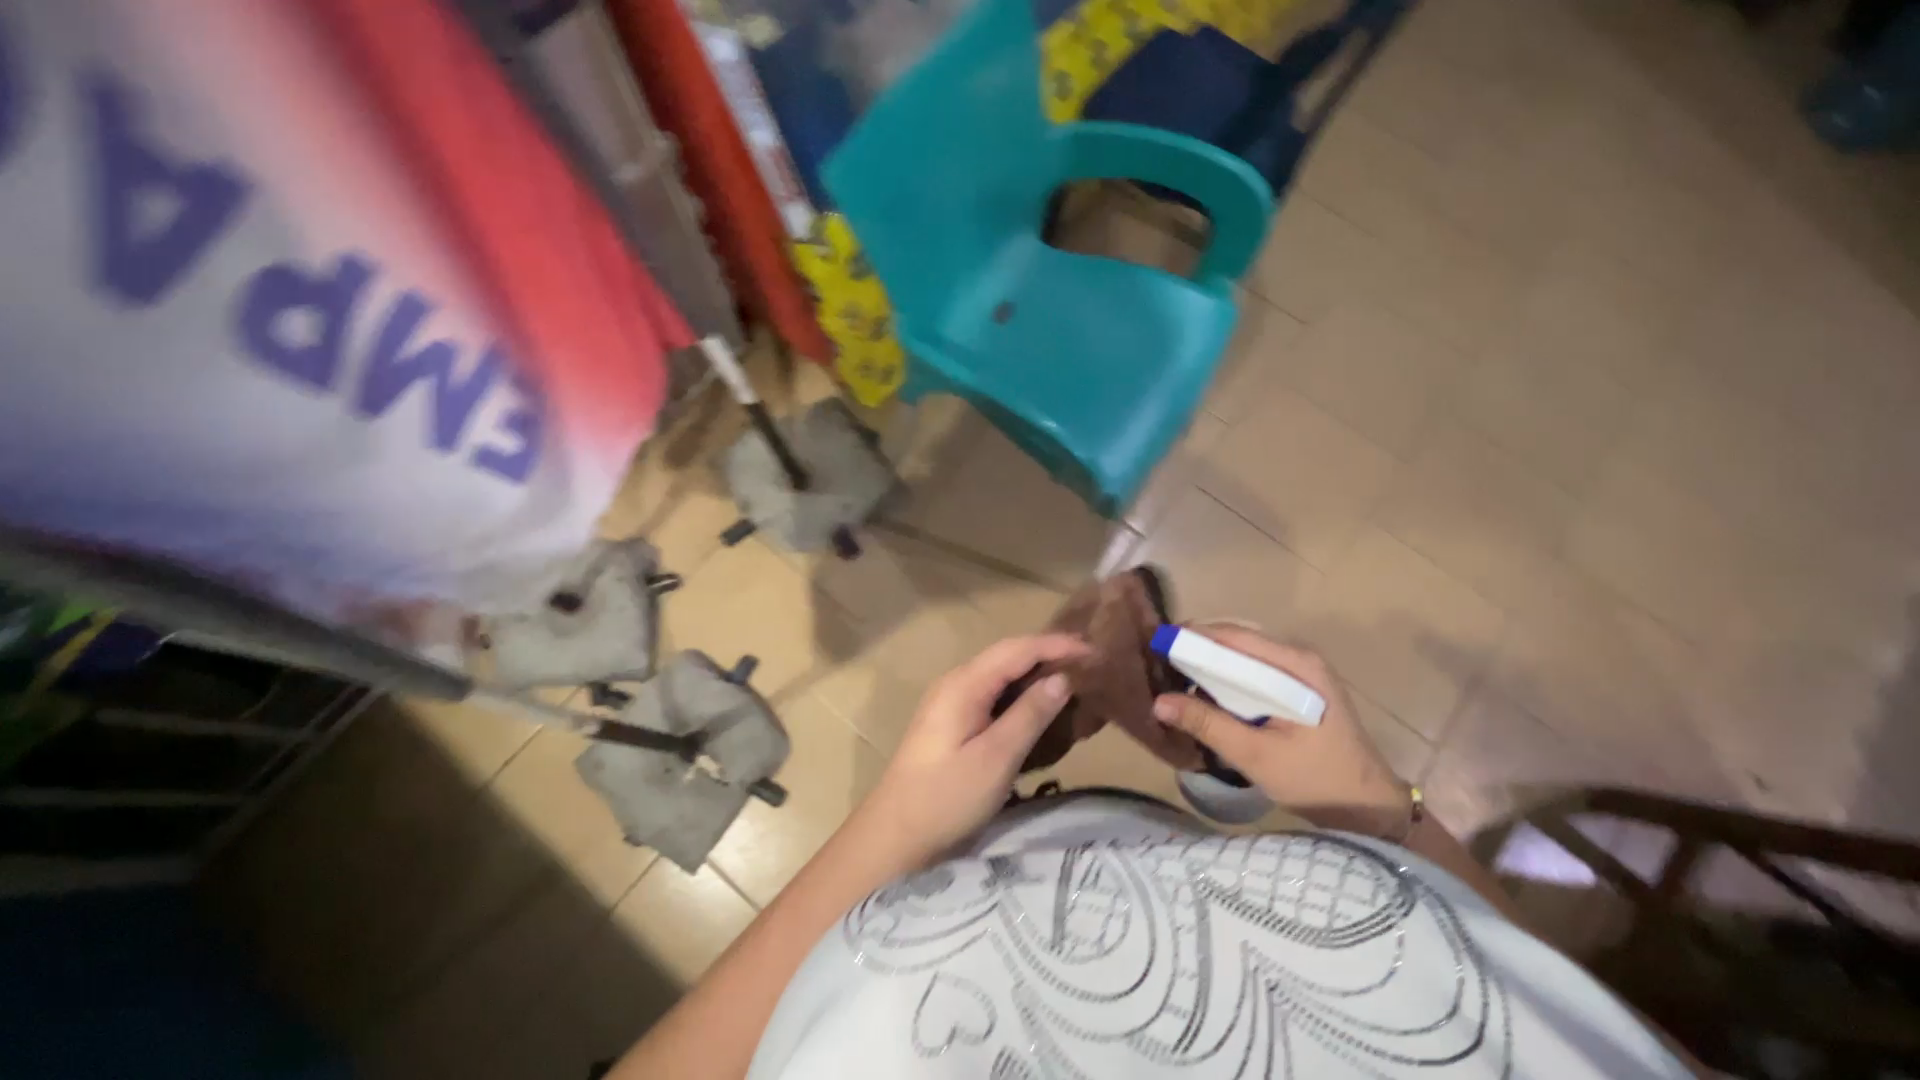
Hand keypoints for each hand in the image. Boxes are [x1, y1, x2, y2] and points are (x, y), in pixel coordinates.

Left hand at [847, 634, 1088, 871]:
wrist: (895, 835)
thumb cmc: (946, 797)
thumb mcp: (996, 757)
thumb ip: (1030, 714)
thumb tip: (1062, 678)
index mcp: (964, 684)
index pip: (1018, 649)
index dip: (1058, 645)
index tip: (1096, 652)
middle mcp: (956, 683)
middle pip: (1008, 655)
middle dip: (1050, 654)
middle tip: (1092, 662)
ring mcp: (951, 702)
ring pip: (1001, 674)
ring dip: (1036, 672)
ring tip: (1076, 678)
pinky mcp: (952, 723)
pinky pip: (993, 694)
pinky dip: (1021, 693)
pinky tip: (1041, 705)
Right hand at [1152, 624, 1412, 837]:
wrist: (1369, 807)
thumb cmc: (1315, 780)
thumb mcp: (1255, 755)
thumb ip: (1208, 725)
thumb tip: (1159, 702)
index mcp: (1296, 665)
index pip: (1233, 637)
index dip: (1192, 638)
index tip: (1155, 647)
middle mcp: (1300, 658)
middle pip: (1238, 641)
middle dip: (1199, 652)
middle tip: (1160, 669)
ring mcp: (1303, 672)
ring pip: (1245, 657)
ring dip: (1213, 667)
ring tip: (1176, 682)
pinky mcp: (1300, 688)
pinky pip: (1256, 672)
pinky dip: (1229, 680)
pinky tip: (1208, 698)